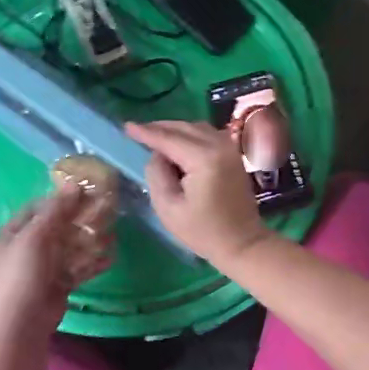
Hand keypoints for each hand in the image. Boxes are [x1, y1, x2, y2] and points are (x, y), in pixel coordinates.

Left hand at [0, 187, 110, 332]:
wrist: (20, 326)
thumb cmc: (20, 276)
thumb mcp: (34, 238)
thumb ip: (55, 211)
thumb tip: (72, 183)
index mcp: (14, 233)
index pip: (38, 208)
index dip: (61, 198)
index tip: (86, 189)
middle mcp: (28, 248)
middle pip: (57, 227)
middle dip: (80, 218)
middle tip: (106, 207)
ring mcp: (43, 269)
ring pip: (70, 248)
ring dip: (90, 240)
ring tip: (113, 230)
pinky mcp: (58, 286)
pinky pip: (77, 270)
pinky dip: (92, 263)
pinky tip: (111, 257)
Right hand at [126, 120, 274, 265]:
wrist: (242, 242)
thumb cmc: (202, 231)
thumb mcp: (168, 207)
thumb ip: (157, 175)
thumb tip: (157, 156)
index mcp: (203, 158)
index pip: (168, 138)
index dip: (145, 132)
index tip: (126, 127)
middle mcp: (219, 145)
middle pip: (183, 127)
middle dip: (158, 127)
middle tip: (136, 131)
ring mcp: (229, 148)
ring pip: (195, 128)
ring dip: (173, 130)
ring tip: (153, 137)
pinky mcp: (232, 154)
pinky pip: (206, 135)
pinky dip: (188, 135)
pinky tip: (175, 145)